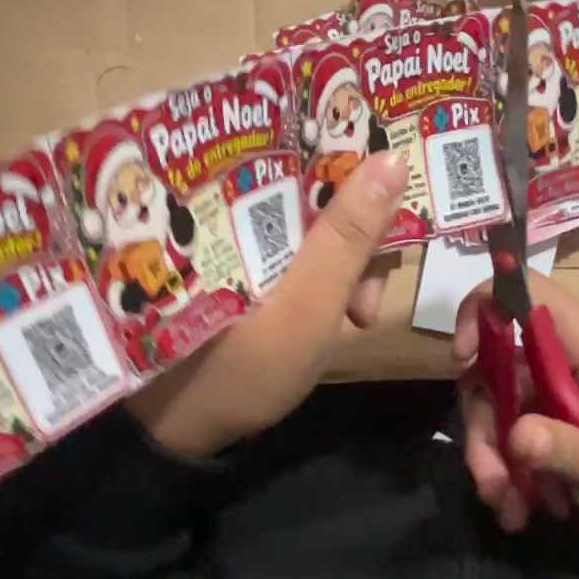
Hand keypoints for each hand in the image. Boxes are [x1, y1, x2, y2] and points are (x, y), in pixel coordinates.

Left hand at [123, 152, 407, 456]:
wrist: (180, 426)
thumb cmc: (244, 369)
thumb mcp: (309, 306)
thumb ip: (349, 238)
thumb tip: (393, 157)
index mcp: (244, 203)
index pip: (311, 151)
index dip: (362, 172)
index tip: (397, 215)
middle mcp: (239, 207)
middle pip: (321, 192)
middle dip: (363, 240)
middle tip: (370, 298)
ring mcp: (241, 238)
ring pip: (317, 226)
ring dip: (350, 267)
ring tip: (358, 317)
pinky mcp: (245, 266)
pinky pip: (301, 253)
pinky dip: (327, 279)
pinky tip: (341, 314)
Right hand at [453, 273, 578, 532]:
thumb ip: (572, 452)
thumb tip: (514, 437)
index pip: (532, 296)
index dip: (486, 309)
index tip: (464, 358)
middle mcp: (572, 360)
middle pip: (499, 365)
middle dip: (484, 424)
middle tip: (491, 484)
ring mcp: (565, 389)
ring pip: (502, 404)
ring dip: (496, 457)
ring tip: (511, 510)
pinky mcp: (562, 416)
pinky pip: (520, 430)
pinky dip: (515, 468)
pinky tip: (527, 508)